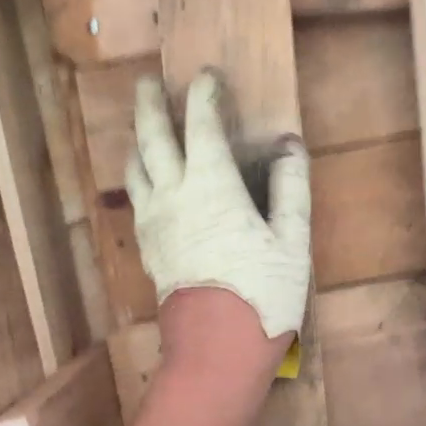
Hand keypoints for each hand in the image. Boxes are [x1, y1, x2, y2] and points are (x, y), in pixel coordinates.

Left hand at [127, 69, 311, 357]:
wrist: (214, 349)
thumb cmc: (261, 292)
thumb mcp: (291, 240)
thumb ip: (290, 188)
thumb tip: (289, 145)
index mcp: (211, 185)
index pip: (201, 123)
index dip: (204, 94)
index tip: (208, 76)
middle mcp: (172, 194)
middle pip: (151, 137)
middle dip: (151, 104)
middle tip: (149, 82)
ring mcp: (154, 222)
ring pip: (135, 168)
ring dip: (138, 141)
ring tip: (143, 128)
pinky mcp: (148, 247)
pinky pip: (137, 200)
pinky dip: (140, 178)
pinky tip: (148, 183)